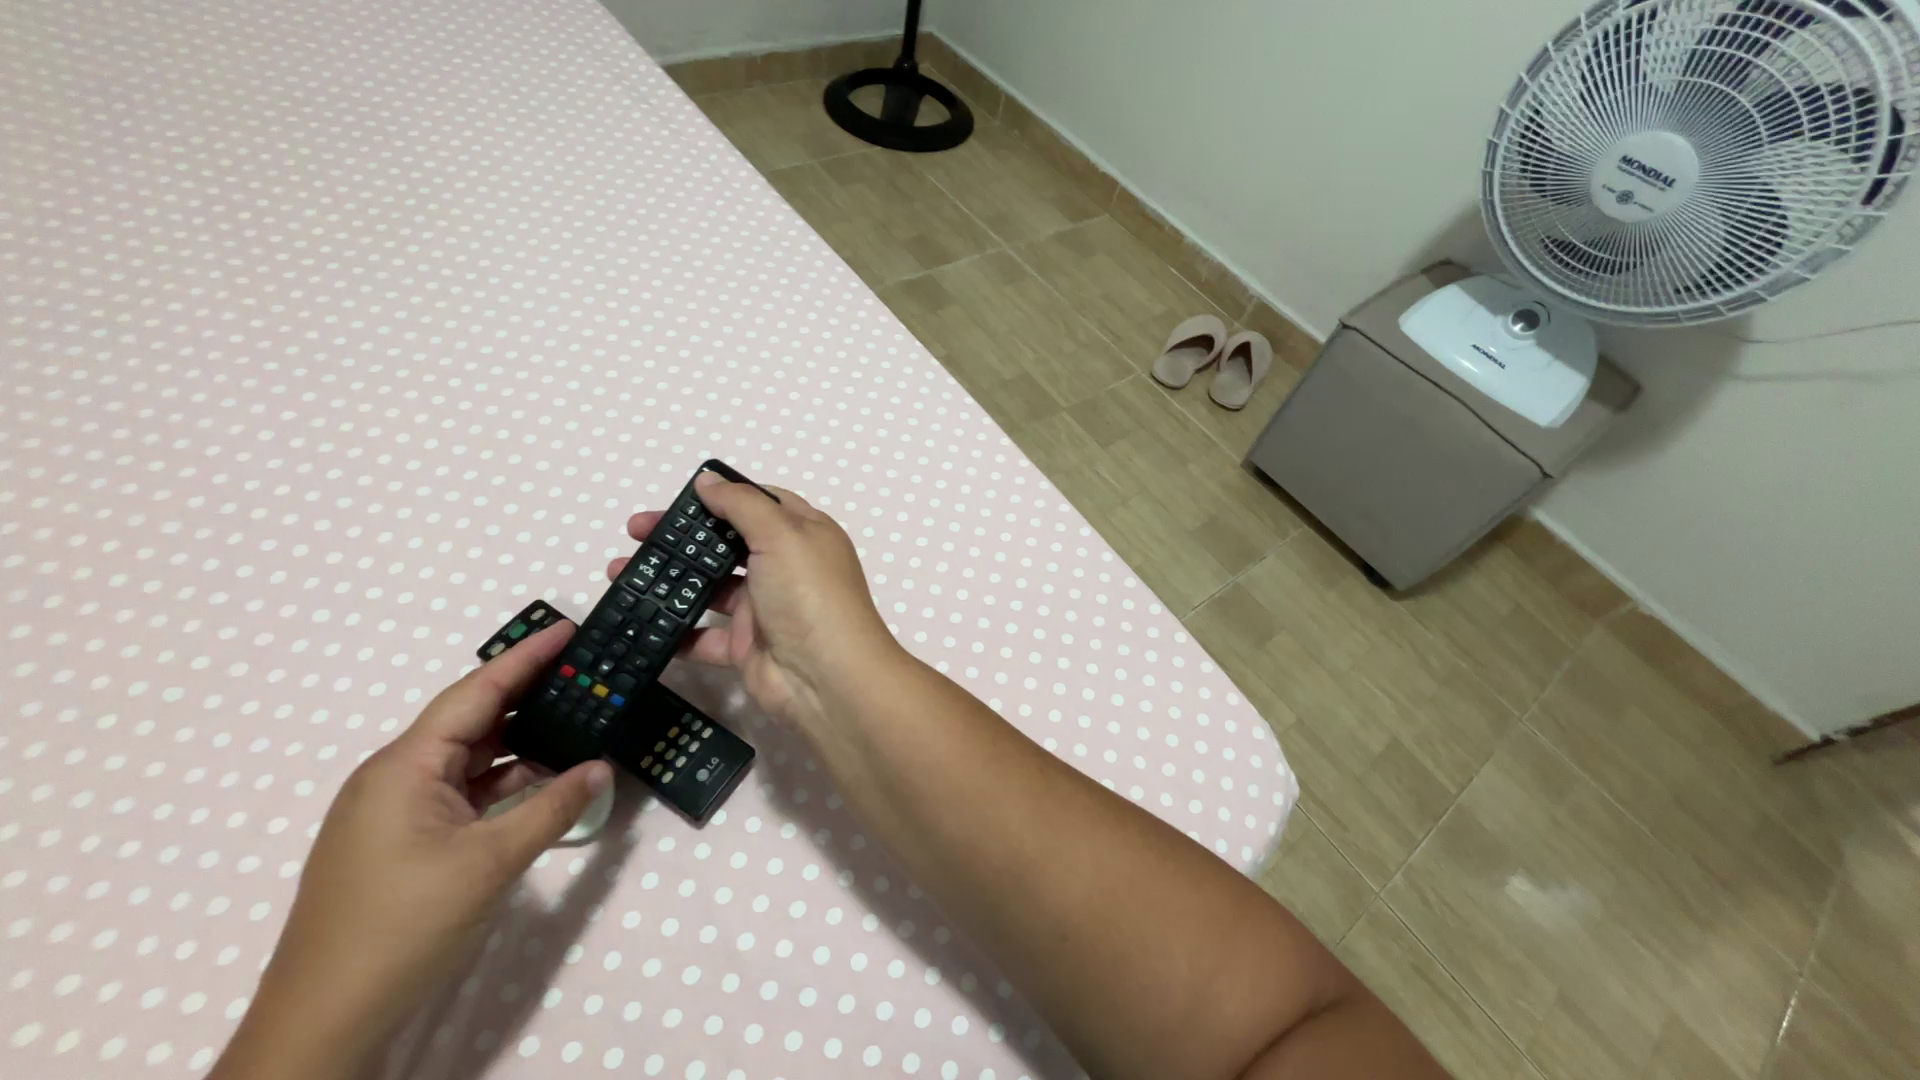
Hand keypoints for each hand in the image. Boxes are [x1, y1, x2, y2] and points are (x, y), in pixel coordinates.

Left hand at [211, 623, 612, 1079]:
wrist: (324, 1017)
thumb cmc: (404, 925)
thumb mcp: (490, 863)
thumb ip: (551, 808)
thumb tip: (600, 768)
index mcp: (405, 767)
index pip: (476, 693)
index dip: (524, 658)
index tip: (568, 629)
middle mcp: (394, 777)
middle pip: (470, 720)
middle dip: (527, 695)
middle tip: (583, 673)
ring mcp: (394, 811)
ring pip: (467, 759)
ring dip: (518, 743)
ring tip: (575, 721)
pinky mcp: (401, 841)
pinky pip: (460, 792)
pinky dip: (502, 782)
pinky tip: (541, 782)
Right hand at [607, 473, 903, 733]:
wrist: (828, 679)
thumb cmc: (810, 595)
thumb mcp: (782, 535)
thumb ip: (742, 505)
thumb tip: (708, 481)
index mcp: (803, 534)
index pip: (761, 504)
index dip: (724, 496)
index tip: (682, 496)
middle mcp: (784, 568)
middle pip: (726, 544)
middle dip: (683, 537)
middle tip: (635, 532)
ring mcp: (764, 609)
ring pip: (709, 588)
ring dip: (668, 579)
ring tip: (620, 573)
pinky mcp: (745, 646)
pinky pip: (703, 636)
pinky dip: (675, 631)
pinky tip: (641, 621)